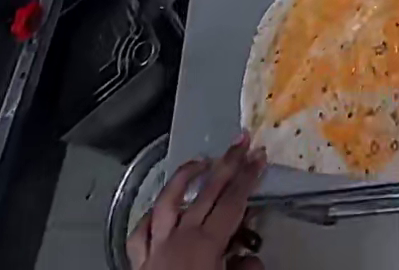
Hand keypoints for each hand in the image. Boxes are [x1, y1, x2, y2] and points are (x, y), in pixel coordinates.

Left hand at [128, 136, 266, 269]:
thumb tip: (251, 259)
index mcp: (205, 245)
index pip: (233, 201)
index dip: (248, 177)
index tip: (260, 155)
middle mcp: (179, 238)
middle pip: (207, 191)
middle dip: (227, 163)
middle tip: (241, 140)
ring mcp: (156, 248)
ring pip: (169, 200)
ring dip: (185, 176)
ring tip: (201, 160)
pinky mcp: (139, 264)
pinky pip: (140, 233)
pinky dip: (150, 216)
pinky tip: (159, 207)